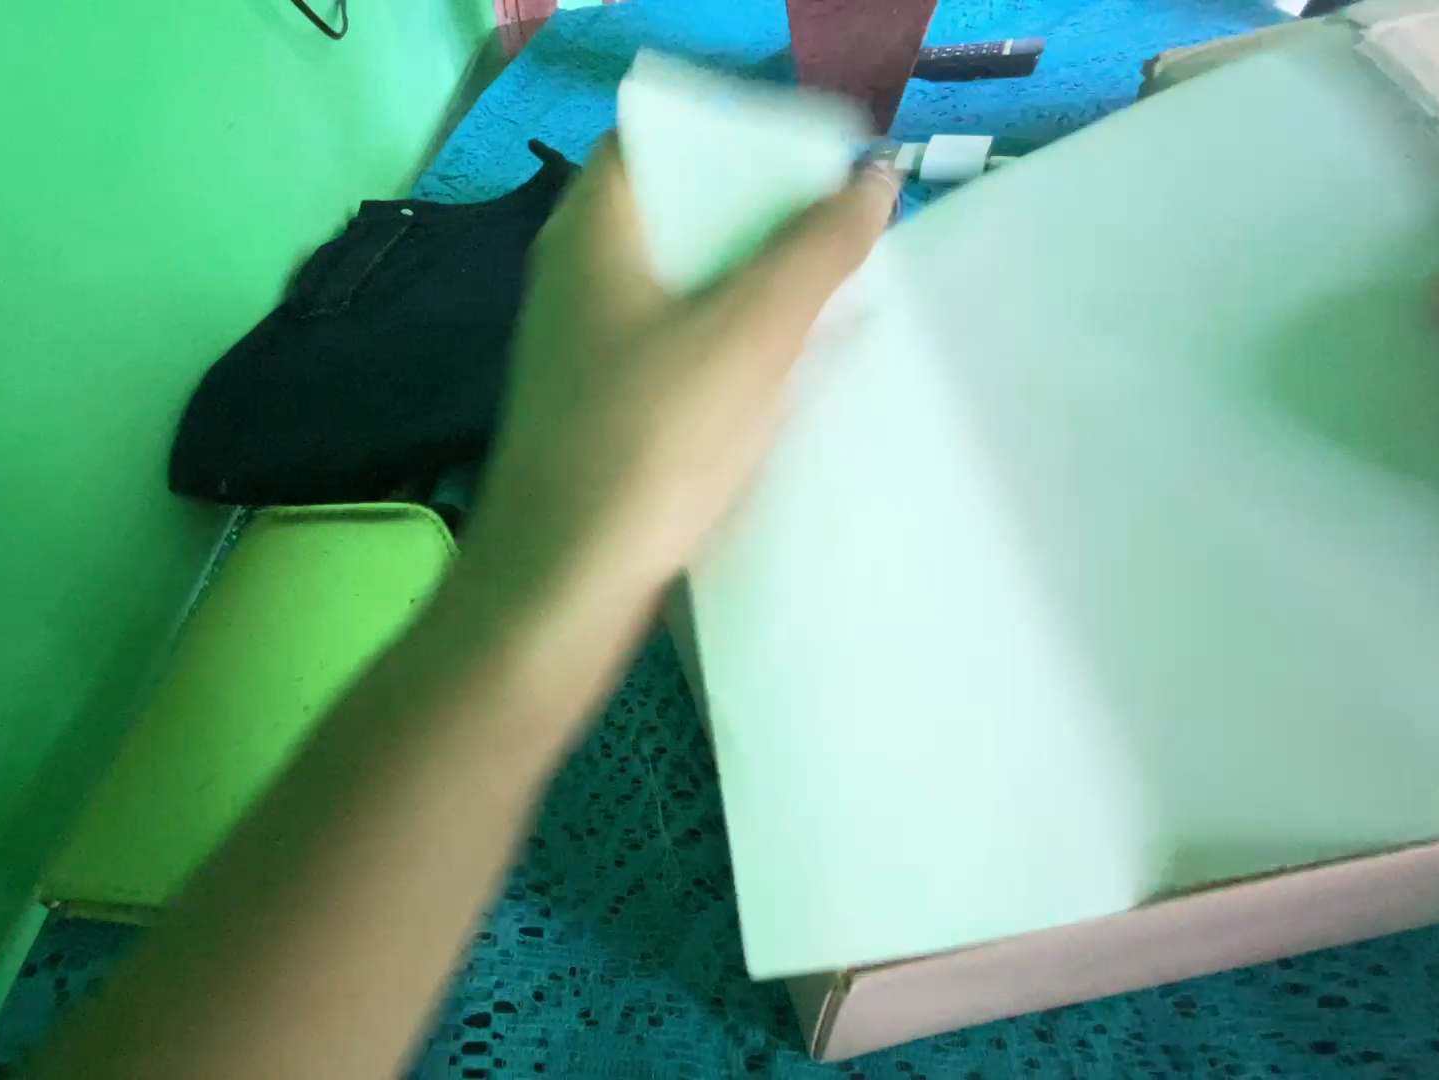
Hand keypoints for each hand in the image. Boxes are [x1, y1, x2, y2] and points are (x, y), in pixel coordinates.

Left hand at [465, 137, 898, 600]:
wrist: (567, 579)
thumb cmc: (650, 440)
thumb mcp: (748, 335)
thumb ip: (813, 251)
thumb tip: (871, 181)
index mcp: (590, 237)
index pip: (653, 143)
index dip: (730, 140)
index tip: (806, 165)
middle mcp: (570, 284)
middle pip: (667, 218)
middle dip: (751, 221)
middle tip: (831, 232)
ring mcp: (576, 352)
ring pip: (670, 292)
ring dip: (739, 290)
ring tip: (818, 296)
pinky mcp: (593, 411)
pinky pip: (663, 352)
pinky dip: (714, 347)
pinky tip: (768, 372)